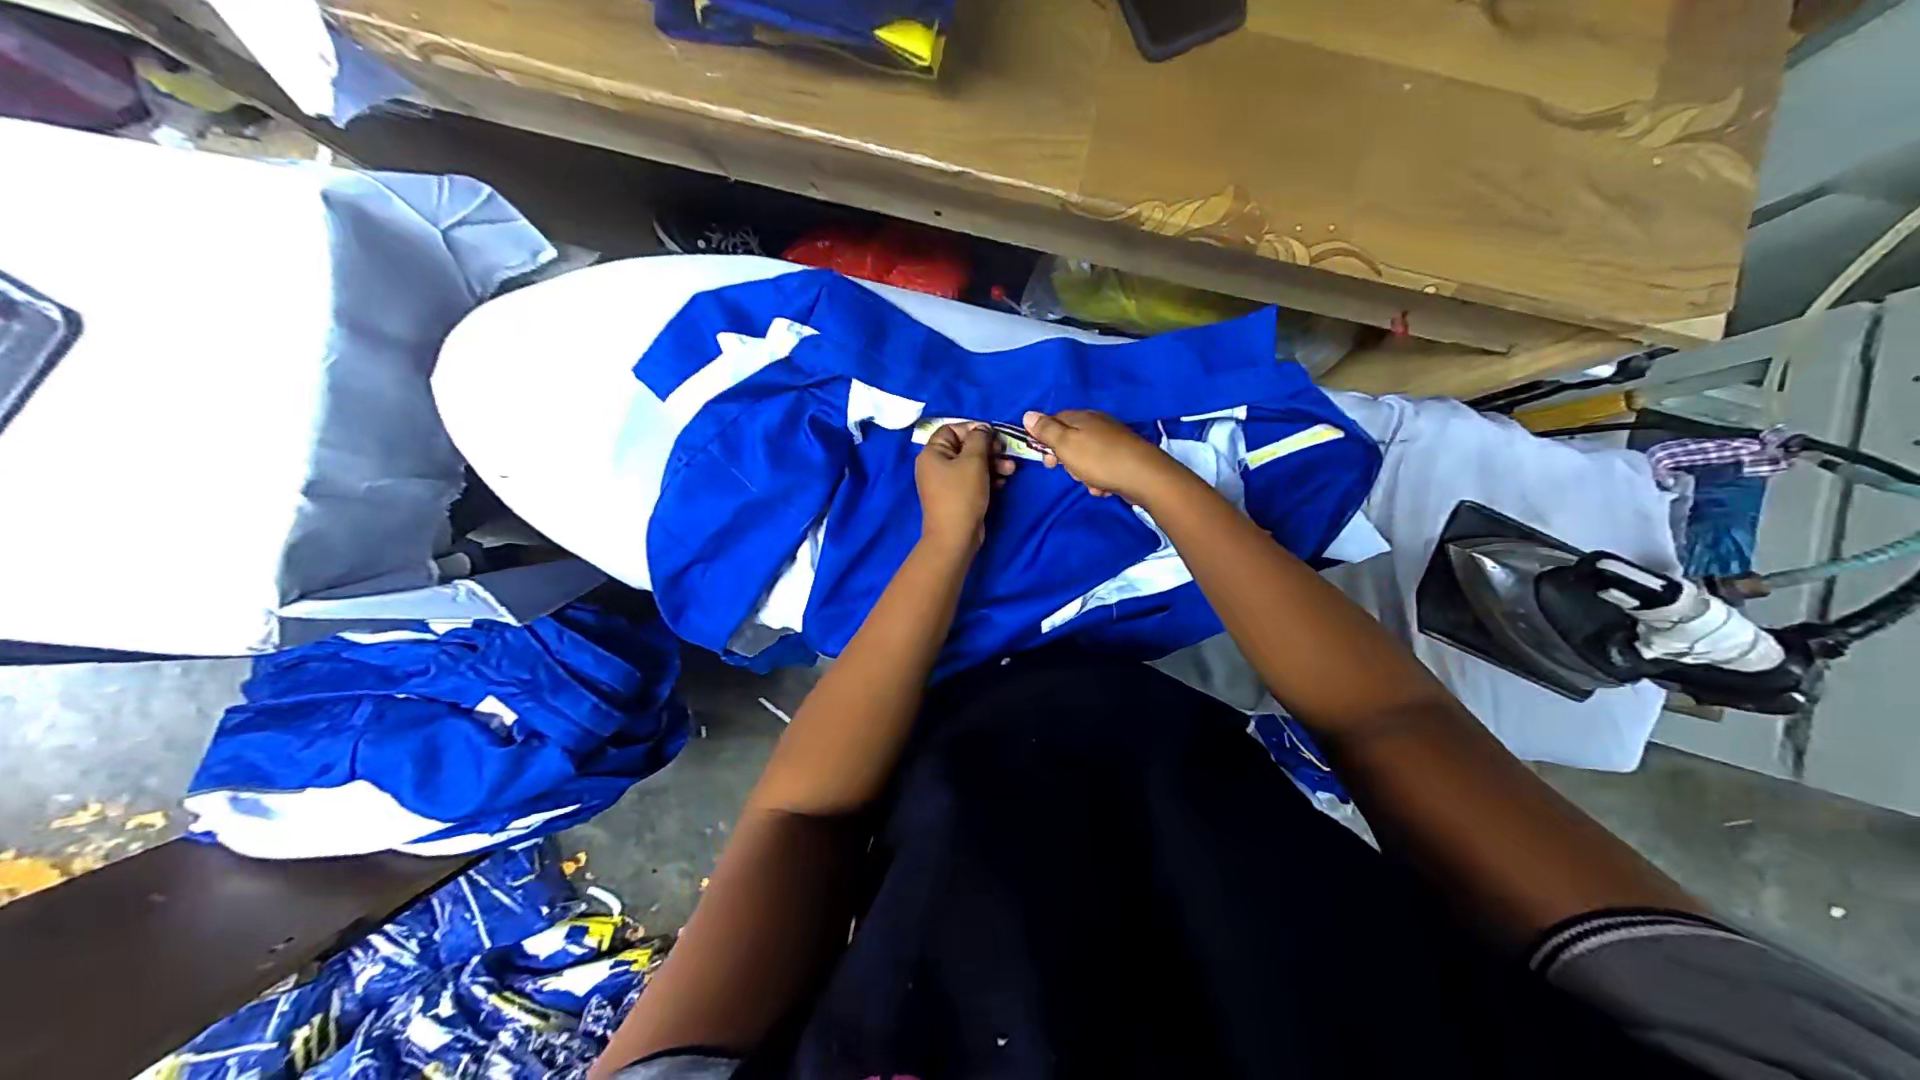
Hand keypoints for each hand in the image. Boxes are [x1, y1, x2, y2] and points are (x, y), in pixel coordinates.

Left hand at [915, 423, 1015, 549]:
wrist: (955, 536)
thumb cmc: (962, 494)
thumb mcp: (973, 461)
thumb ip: (980, 439)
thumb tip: (982, 428)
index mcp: (932, 453)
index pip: (951, 429)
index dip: (973, 429)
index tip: (992, 434)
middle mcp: (935, 465)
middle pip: (964, 447)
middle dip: (988, 448)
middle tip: (1005, 451)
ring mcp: (946, 482)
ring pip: (971, 464)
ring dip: (992, 464)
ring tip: (1010, 470)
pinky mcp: (957, 496)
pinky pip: (973, 479)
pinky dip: (987, 478)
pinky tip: (1003, 482)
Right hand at [1022, 409, 1185, 502]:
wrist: (1143, 476)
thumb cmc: (1099, 459)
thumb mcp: (1065, 444)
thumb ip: (1046, 430)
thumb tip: (1028, 414)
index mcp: (1081, 417)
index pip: (1053, 421)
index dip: (1044, 439)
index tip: (1045, 457)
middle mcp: (1097, 424)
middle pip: (1069, 440)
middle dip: (1066, 459)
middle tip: (1069, 471)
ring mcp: (1111, 440)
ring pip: (1085, 457)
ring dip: (1083, 473)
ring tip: (1090, 481)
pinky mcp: (1122, 457)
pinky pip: (1101, 467)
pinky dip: (1099, 478)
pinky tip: (1103, 486)